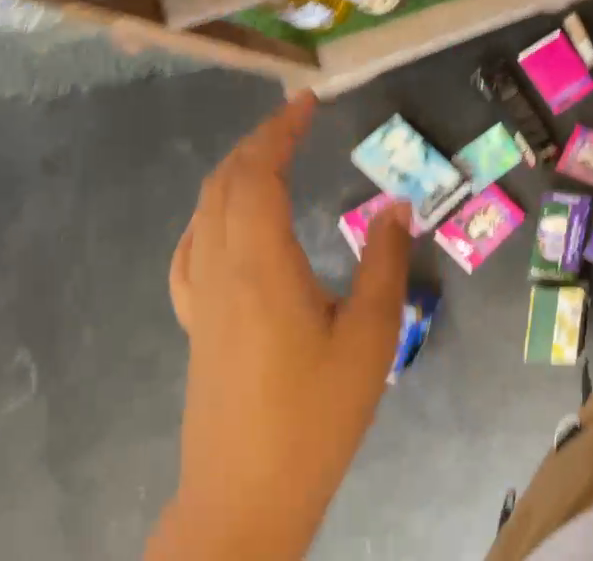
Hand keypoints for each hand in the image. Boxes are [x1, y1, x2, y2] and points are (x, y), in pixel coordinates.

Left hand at [146, 95, 411, 560]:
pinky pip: (193, 249)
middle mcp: (221, 272)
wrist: (248, 491)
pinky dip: (212, 214)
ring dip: (232, 173)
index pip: (259, 178)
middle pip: (223, 188)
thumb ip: (386, 261)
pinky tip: (228, 224)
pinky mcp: (200, 325)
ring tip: (268, 155)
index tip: (307, 102)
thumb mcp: (372, 333)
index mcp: (262, 267)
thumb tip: (398, 204)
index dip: (280, 133)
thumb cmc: (318, 410)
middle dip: (256, 143)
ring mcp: (202, 301)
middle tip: (296, 117)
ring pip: (203, 215)